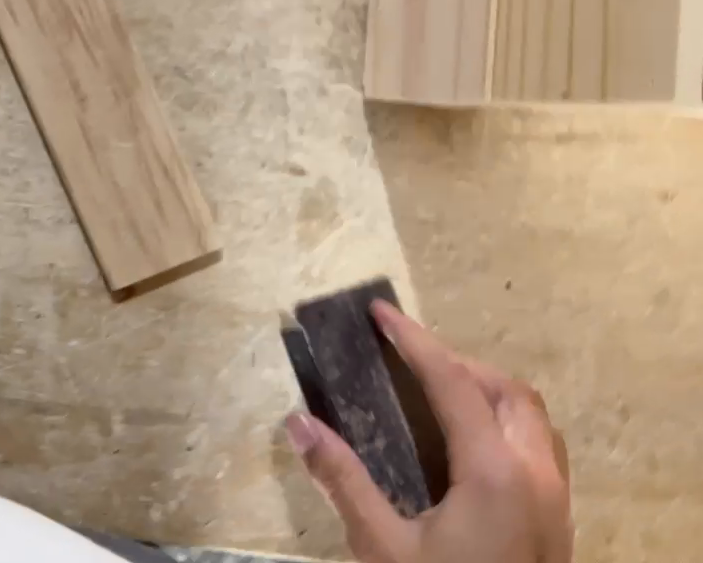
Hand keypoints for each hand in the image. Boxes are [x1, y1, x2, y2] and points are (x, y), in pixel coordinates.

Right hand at [286, 301, 572, 562]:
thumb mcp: (383, 546)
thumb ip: (342, 481)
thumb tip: (297, 421)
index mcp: (495, 473)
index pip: (454, 383)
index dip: (414, 340)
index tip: (379, 311)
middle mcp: (535, 478)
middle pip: (510, 394)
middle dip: (457, 361)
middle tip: (404, 355)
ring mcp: (554, 502)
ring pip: (530, 421)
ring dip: (483, 391)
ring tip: (428, 389)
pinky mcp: (554, 523)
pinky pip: (534, 448)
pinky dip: (496, 421)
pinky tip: (456, 441)